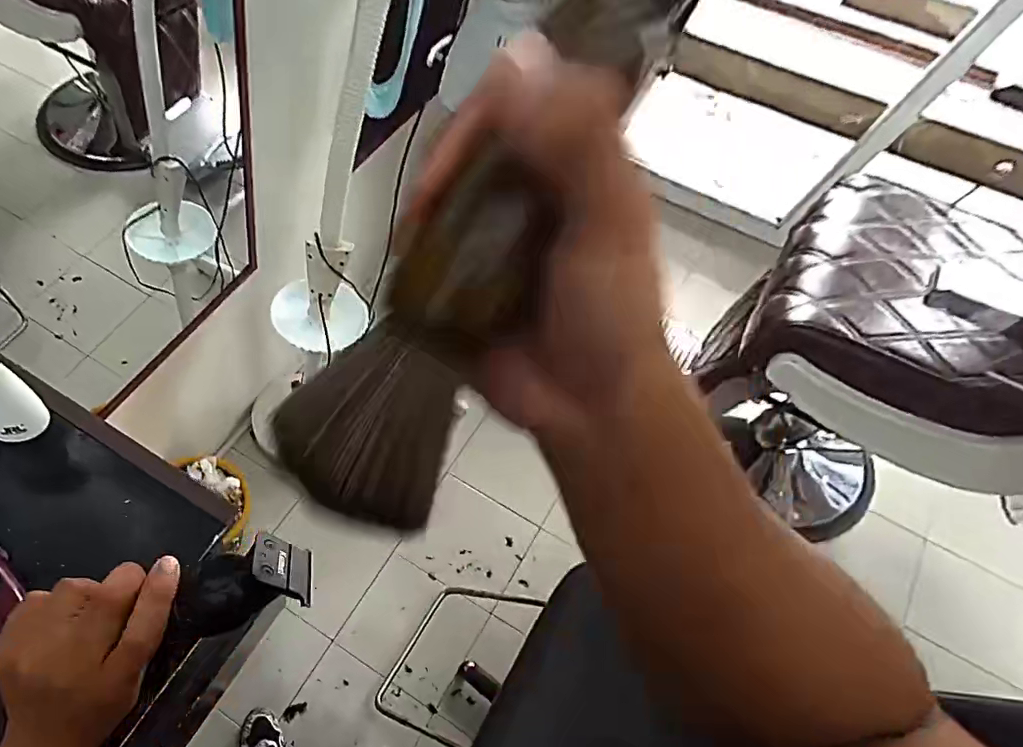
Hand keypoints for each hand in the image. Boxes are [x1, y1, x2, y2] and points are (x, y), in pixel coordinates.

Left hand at [0, 557, 179, 746]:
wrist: (43, 741)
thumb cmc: (99, 709)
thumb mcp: (134, 676)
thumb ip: (147, 626)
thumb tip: (162, 569)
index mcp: (110, 674)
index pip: (137, 616)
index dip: (154, 588)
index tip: (167, 567)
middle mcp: (68, 659)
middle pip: (100, 592)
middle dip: (118, 589)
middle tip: (117, 613)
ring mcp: (29, 649)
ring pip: (70, 589)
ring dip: (85, 596)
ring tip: (84, 625)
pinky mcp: (4, 642)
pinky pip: (38, 598)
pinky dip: (54, 605)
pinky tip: (56, 631)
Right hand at [409, 34, 671, 442]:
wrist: (589, 407)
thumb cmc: (613, 319)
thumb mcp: (610, 221)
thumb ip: (577, 141)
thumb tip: (516, 63)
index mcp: (573, 172)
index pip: (519, 107)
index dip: (481, 118)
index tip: (459, 157)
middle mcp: (531, 202)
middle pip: (471, 154)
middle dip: (441, 172)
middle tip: (427, 206)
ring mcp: (495, 249)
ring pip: (444, 205)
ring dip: (422, 217)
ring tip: (413, 240)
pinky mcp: (468, 291)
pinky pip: (431, 264)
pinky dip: (415, 263)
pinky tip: (409, 271)